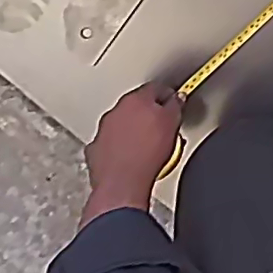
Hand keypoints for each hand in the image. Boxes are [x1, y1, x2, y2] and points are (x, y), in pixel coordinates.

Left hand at [80, 83, 182, 226]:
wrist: (123, 184)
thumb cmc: (146, 154)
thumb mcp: (173, 123)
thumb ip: (175, 106)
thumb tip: (176, 100)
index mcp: (136, 99)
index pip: (155, 88)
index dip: (167, 95)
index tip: (174, 103)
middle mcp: (116, 111)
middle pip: (136, 105)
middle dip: (148, 113)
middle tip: (162, 126)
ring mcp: (103, 130)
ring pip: (121, 123)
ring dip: (133, 129)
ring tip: (149, 145)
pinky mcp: (96, 150)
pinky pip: (110, 143)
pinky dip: (119, 146)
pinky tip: (131, 157)